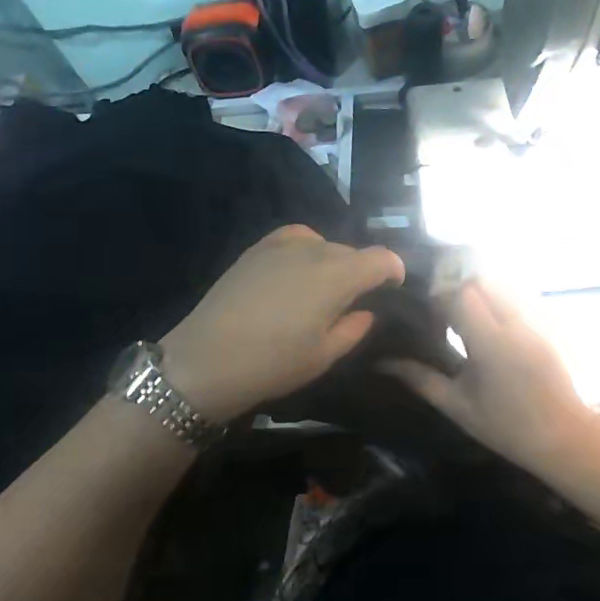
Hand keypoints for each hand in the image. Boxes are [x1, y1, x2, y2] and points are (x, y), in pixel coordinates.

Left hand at [159, 224, 404, 421]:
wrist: (205, 359)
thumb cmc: (273, 363)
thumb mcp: (324, 355)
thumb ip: (354, 328)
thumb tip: (366, 311)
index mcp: (338, 275)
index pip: (382, 258)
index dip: (394, 271)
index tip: (393, 289)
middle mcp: (315, 250)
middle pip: (353, 251)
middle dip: (362, 271)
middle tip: (355, 302)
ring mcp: (282, 245)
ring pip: (325, 245)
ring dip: (334, 262)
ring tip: (324, 290)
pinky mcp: (257, 249)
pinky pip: (295, 237)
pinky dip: (308, 247)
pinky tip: (300, 267)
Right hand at [381, 279, 596, 463]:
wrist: (563, 436)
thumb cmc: (506, 426)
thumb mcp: (457, 406)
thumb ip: (420, 379)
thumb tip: (383, 363)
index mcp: (490, 342)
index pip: (460, 294)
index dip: (438, 296)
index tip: (425, 313)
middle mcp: (513, 322)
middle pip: (480, 281)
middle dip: (456, 288)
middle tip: (441, 313)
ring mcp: (533, 321)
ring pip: (500, 285)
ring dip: (477, 292)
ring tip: (462, 317)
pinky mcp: (543, 325)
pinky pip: (515, 299)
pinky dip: (496, 301)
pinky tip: (487, 326)